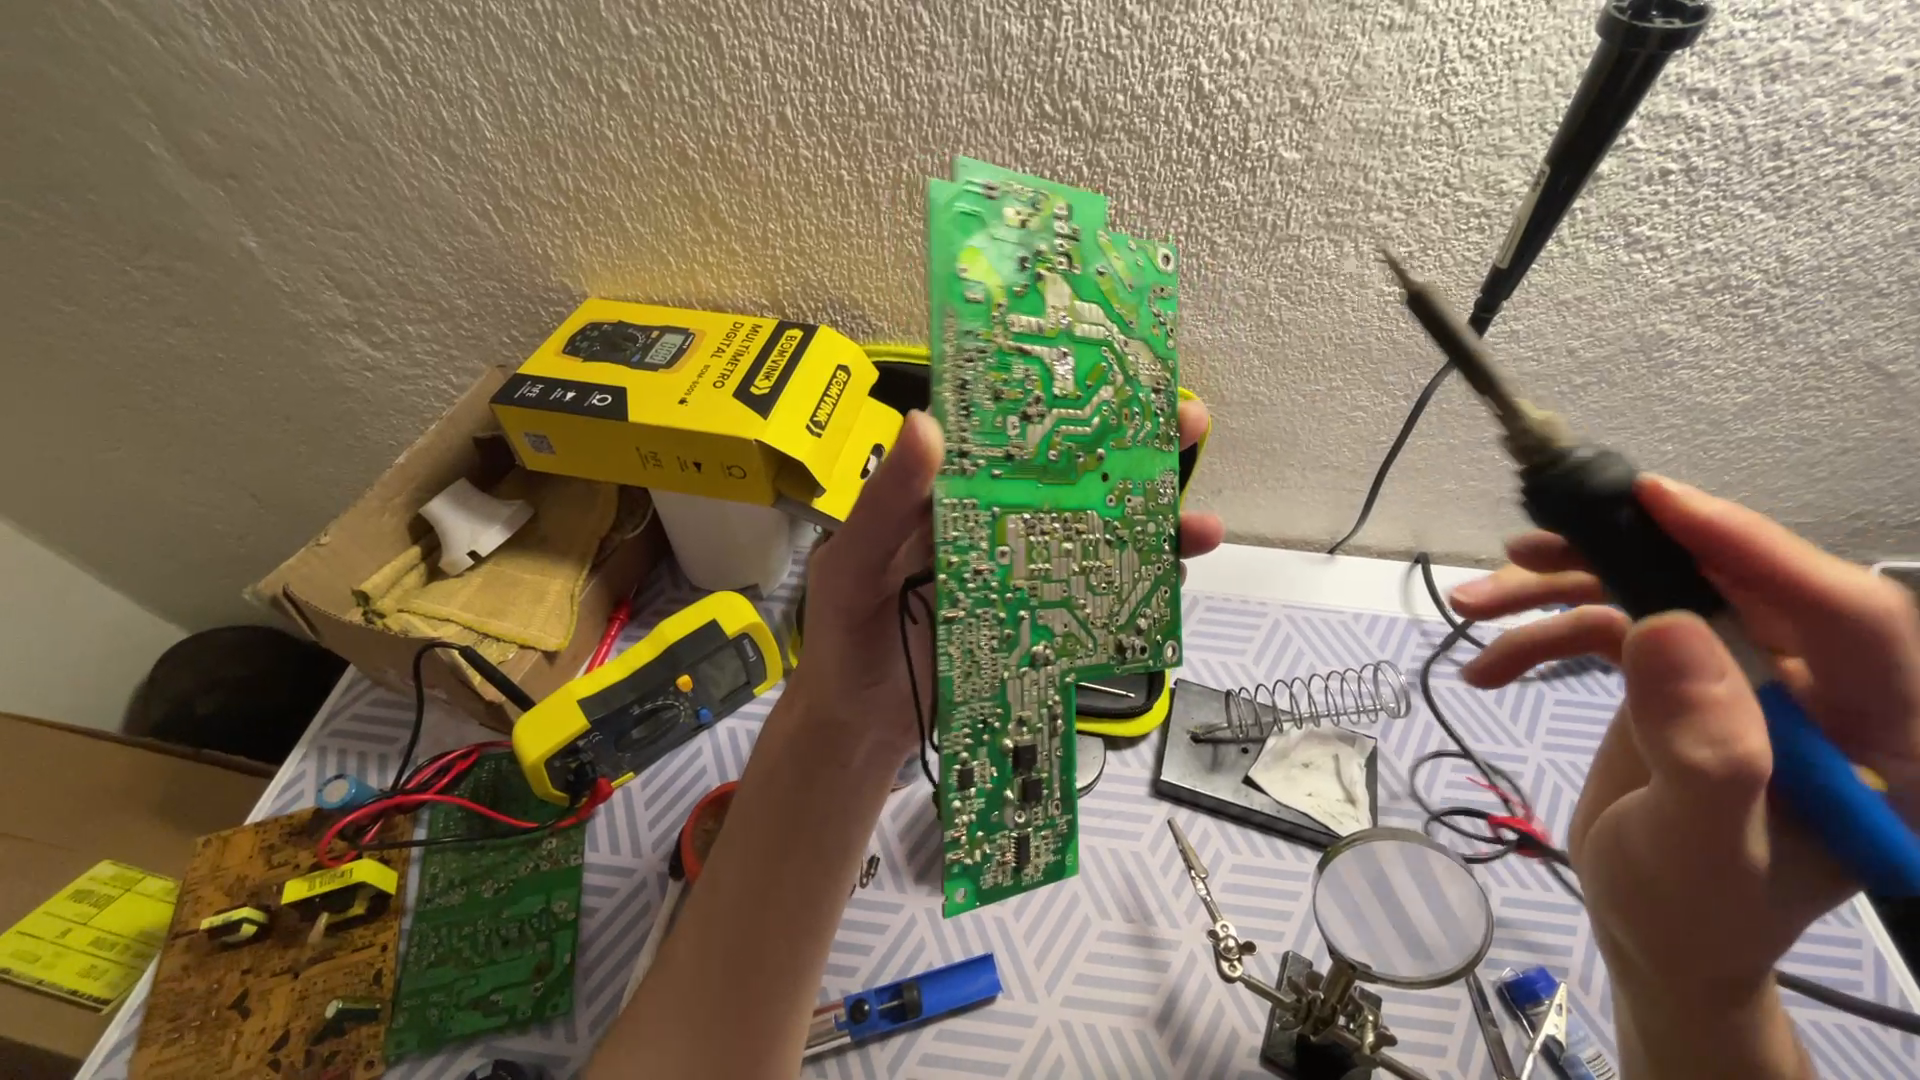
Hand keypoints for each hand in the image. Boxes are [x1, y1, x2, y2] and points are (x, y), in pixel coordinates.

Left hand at [793, 399, 1224, 763]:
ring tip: (1202, 526)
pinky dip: (1136, 590)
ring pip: (1097, 536)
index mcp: (953, 496)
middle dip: (1133, 450)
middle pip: (1072, 477)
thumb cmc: (848, 634)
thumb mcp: (854, 565)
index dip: (1061, 400)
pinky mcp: (1041, 625)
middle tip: (1190, 424)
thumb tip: (926, 422)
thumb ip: (884, 505)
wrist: (862, 722)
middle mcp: (997, 524)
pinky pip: (1096, 599)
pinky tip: (1170, 585)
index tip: (1116, 373)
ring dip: (1152, 525)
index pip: (1013, 434)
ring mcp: (1025, 575)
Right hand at [1448, 475, 1919, 1005]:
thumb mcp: (1703, 846)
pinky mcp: (1679, 681)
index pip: (1846, 613)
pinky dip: (1541, 641)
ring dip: (1554, 596)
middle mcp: (1821, 688)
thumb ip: (1705, 748)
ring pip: (1651, 598)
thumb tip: (1667, 626)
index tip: (1655, 501)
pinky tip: (1488, 668)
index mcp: (1883, 730)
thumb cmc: (1694, 910)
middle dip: (1613, 562)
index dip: (1753, 547)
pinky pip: (1609, 632)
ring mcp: (1743, 680)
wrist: (1654, 933)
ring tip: (1470, 607)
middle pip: (1726, 587)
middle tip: (1524, 550)